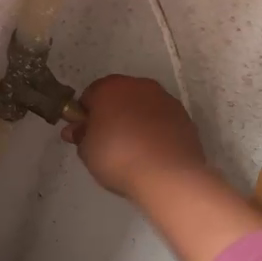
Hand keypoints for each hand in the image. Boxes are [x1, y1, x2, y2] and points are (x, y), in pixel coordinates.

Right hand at [62, 75, 207, 200]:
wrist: (168, 175)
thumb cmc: (117, 157)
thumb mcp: (86, 151)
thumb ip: (80, 135)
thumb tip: (77, 129)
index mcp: (109, 88)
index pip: (89, 96)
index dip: (85, 116)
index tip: (86, 135)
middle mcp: (138, 85)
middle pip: (119, 97)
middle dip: (112, 114)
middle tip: (107, 143)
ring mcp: (165, 99)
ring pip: (142, 107)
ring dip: (135, 121)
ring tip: (132, 151)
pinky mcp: (184, 117)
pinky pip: (161, 120)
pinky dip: (155, 131)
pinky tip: (152, 153)